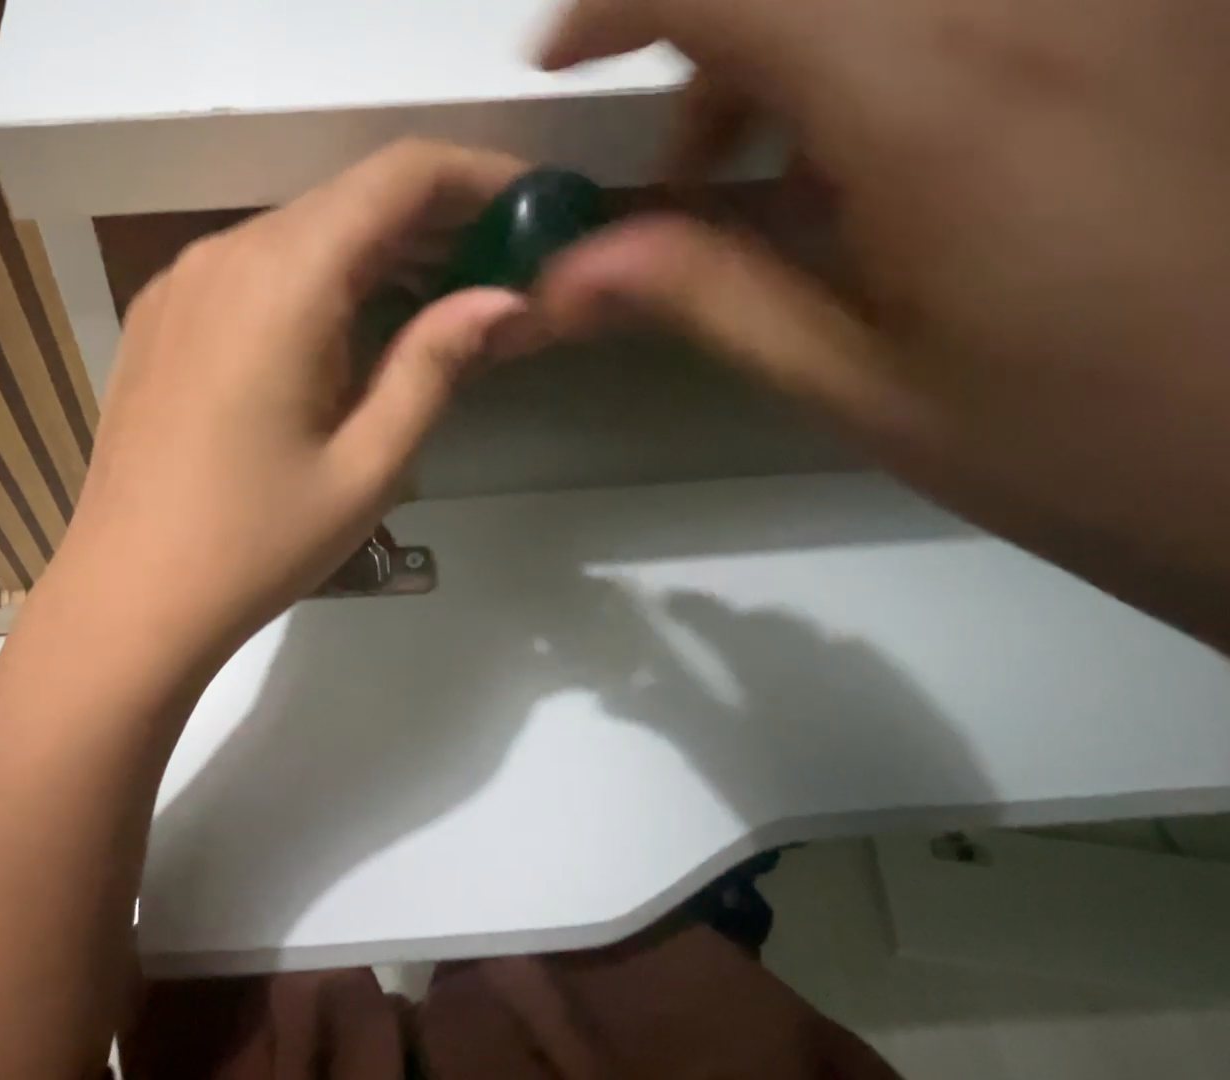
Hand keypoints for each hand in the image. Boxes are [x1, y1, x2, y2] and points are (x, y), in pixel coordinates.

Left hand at [48, 140, 531, 664]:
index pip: (399, 175)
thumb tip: (504, 298)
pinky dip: (313, 281)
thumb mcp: (367, 466)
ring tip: (436, 308)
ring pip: (299, 234)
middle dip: (433, 222)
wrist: (127, 598)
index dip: (480, 177)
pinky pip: (252, 271)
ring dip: (373, 255)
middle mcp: (222, 254)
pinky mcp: (158, 319)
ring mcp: (179, 283)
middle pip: (348, 199)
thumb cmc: (255, 546)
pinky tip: (345, 335)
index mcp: (282, 278)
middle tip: (499, 274)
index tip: (536, 213)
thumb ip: (437, 364)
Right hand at [537, 0, 1229, 647]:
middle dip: (710, 45)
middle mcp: (1040, 4)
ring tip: (788, 177)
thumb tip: (563, 270)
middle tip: (688, 171)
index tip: (558, 62)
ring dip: (796, 49)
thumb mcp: (862, 387)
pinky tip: (895, 155)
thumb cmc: (1096, 441)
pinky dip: (891, 51)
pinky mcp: (1170, 14)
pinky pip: (973, 11)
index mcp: (938, 100)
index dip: (615, 3)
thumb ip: (707, 298)